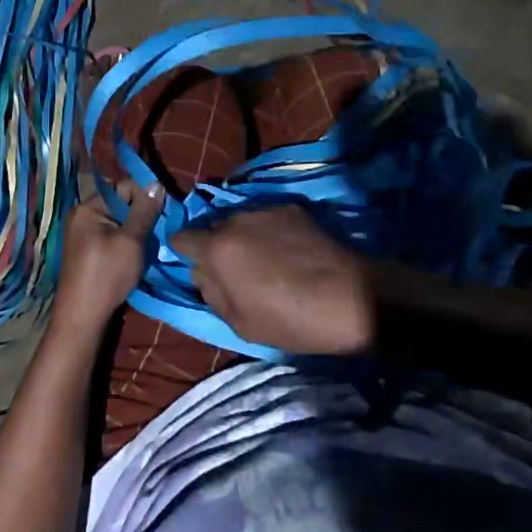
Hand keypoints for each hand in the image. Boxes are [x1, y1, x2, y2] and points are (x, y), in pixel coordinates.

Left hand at [52, 183, 164, 336]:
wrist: (83, 316)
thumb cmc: (107, 275)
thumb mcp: (131, 241)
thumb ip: (144, 211)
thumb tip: (155, 183)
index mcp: (87, 207)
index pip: (122, 186)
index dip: (144, 195)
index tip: (164, 211)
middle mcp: (81, 215)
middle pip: (119, 203)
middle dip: (140, 214)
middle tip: (158, 230)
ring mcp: (81, 234)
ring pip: (116, 221)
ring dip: (134, 230)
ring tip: (149, 244)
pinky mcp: (86, 251)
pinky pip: (110, 236)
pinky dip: (124, 241)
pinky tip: (135, 254)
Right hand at [171, 205, 374, 354]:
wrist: (352, 298)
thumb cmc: (291, 320)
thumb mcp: (239, 323)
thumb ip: (211, 292)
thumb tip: (202, 272)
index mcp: (216, 249)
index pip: (180, 237)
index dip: (184, 251)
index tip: (198, 265)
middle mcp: (234, 220)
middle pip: (212, 228)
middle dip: (217, 245)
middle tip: (236, 269)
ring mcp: (264, 210)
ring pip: (240, 221)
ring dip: (243, 236)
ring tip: (265, 258)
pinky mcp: (291, 207)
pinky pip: (266, 218)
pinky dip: (269, 231)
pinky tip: (288, 250)